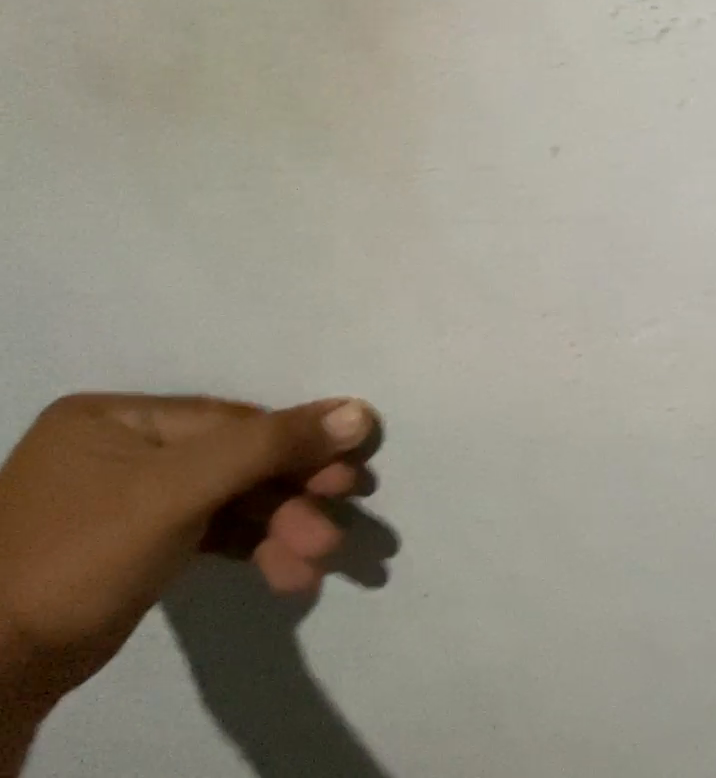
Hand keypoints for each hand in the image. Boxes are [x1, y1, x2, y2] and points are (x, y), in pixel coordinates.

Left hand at [0, 394, 375, 725]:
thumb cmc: (81, 556)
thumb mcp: (181, 490)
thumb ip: (272, 445)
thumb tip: (362, 412)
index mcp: (117, 419)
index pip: (237, 424)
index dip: (300, 450)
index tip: (350, 482)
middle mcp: (126, 447)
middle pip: (243, 463)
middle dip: (294, 501)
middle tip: (335, 530)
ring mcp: (135, 497)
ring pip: (237, 500)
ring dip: (284, 531)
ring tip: (317, 564)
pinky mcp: (146, 540)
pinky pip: (219, 529)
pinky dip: (258, 549)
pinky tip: (289, 575)